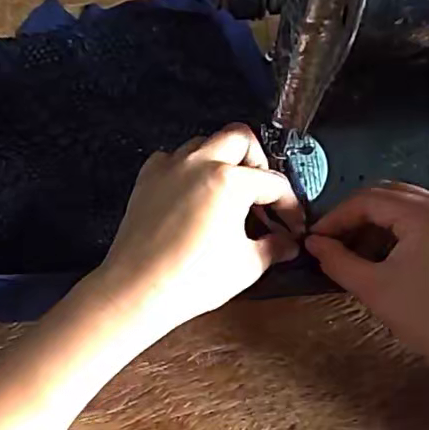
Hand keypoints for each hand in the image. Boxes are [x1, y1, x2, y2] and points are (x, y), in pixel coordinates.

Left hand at [85, 124, 301, 336]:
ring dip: (223, 159)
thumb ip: (273, 247)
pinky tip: (194, 193)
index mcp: (230, 181)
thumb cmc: (189, 280)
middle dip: (259, 162)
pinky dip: (188, 168)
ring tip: (231, 191)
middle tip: (263, 192)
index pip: (274, 183)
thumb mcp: (246, 266)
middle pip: (241, 138)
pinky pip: (173, 159)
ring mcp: (170, 168)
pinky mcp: (147, 180)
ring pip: (205, 142)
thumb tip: (286, 243)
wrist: (137, 291)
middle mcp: (199, 164)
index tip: (291, 223)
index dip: (290, 206)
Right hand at [304, 183, 428, 376]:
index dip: (335, 217)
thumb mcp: (374, 288)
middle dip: (353, 217)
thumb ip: (337, 260)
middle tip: (330, 243)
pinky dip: (396, 229)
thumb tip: (315, 243)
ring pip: (402, 204)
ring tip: (353, 252)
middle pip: (386, 195)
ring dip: (374, 223)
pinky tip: (381, 253)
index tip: (316, 238)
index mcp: (428, 214)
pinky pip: (421, 216)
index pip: (368, 199)